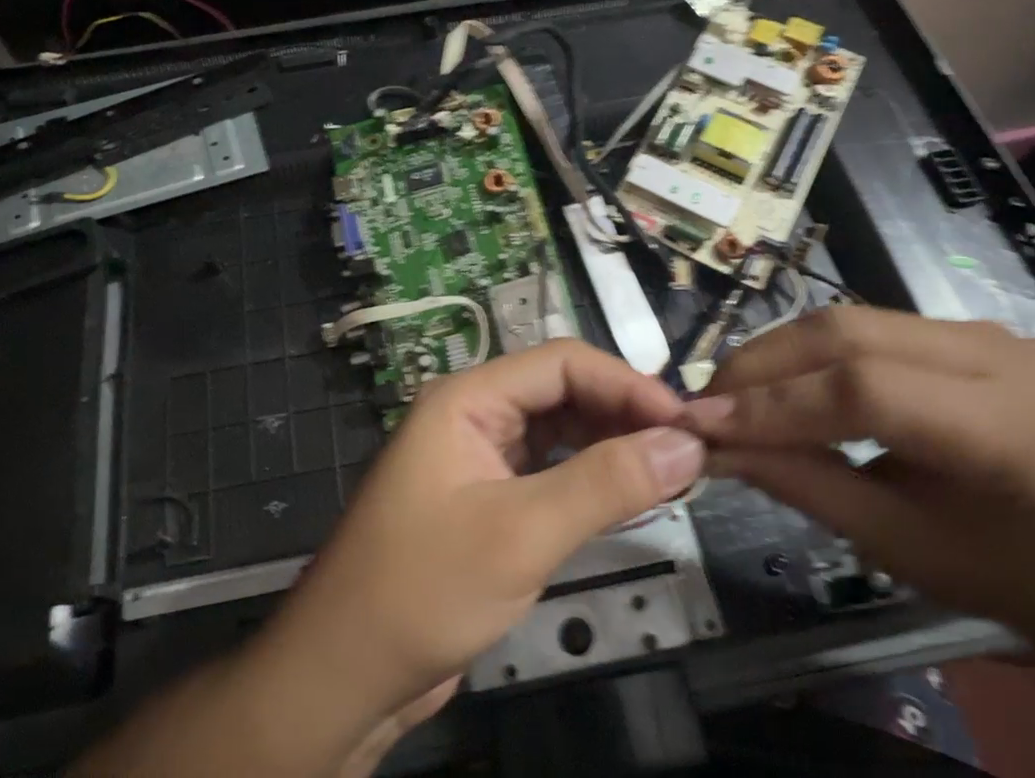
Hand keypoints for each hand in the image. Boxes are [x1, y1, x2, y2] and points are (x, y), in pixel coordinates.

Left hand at [265, 340, 707, 716]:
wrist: (347, 672)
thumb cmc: (425, 589)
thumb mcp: (522, 532)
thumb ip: (607, 483)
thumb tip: (688, 444)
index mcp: (467, 401)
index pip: (563, 363)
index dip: (628, 384)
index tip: (687, 426)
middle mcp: (471, 419)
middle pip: (562, 393)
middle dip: (624, 415)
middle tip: (688, 455)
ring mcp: (477, 463)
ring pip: (558, 435)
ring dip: (611, 448)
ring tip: (670, 475)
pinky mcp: (485, 505)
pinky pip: (547, 474)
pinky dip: (589, 482)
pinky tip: (628, 501)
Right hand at [683, 306, 1034, 639]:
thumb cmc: (995, 572)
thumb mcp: (891, 542)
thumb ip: (799, 481)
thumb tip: (711, 443)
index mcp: (1013, 437)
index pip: (869, 392)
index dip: (775, 404)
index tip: (702, 424)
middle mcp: (1014, 363)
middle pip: (854, 335)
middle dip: (765, 365)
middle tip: (707, 402)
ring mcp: (1001, 333)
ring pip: (856, 319)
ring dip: (782, 352)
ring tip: (734, 391)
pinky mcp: (981, 326)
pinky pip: (876, 326)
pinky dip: (817, 352)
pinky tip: (786, 380)